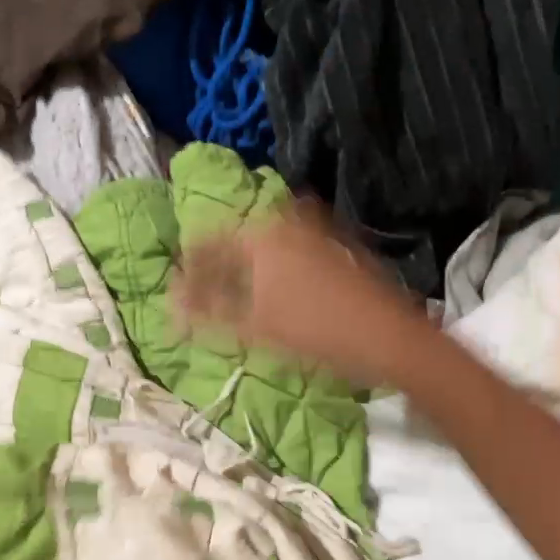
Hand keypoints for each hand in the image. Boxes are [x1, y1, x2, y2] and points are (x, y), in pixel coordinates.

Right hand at [175, 200, 435, 385]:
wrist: (390, 338)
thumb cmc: (317, 333)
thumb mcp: (254, 327)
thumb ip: (207, 312)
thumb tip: (169, 306)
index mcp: (261, 234)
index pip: (208, 243)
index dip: (189, 269)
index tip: (179, 293)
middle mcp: (286, 221)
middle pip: (237, 241)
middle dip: (217, 268)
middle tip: (206, 298)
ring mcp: (316, 231)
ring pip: (264, 246)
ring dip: (244, 269)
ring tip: (236, 300)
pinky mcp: (337, 246)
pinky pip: (289, 251)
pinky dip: (272, 270)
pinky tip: (275, 296)